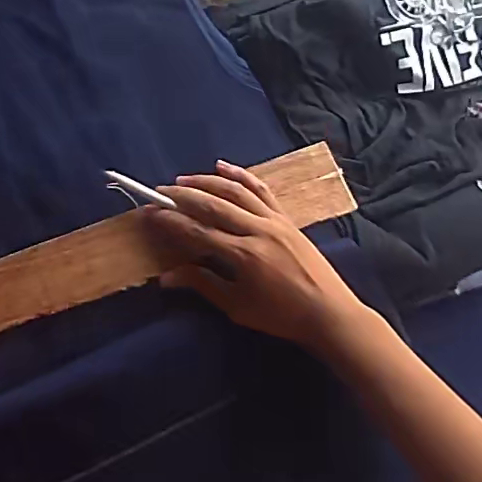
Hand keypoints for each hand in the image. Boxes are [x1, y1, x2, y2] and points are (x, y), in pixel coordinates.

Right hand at [149, 160, 378, 353]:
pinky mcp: (286, 217)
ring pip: (234, 191)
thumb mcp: (237, 307)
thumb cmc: (281, 316)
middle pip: (212, 205)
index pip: (198, 231)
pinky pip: (260, 189)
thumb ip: (202, 285)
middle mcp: (257, 231)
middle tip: (159, 193)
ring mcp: (274, 221)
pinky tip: (222, 165)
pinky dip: (240, 175)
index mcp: (243, 256)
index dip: (171, 221)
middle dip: (182, 197)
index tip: (151, 213)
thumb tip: (165, 277)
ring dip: (205, 182)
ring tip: (182, 180)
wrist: (330, 314)